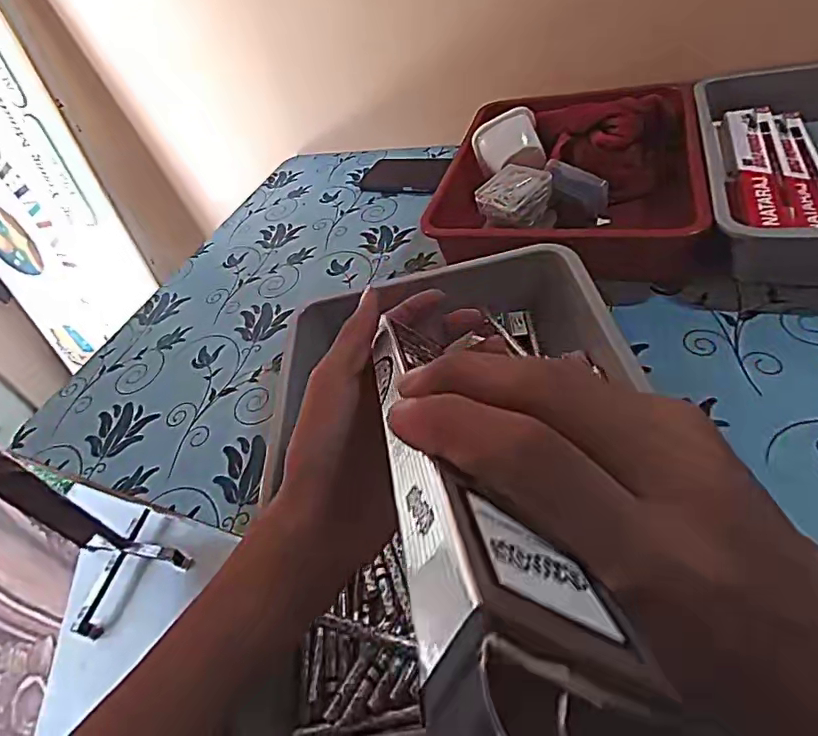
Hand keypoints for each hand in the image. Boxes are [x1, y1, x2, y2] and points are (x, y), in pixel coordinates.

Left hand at [272, 287, 486, 589]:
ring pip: (444, 381)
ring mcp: (411, 420)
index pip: (394, 327)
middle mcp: (390, 390)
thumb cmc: (320, 447)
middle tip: (482, 323)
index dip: (417, 307)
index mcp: (364, 370)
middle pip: (425, 349)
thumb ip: (352, 340)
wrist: (324, 523)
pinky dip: (473, 403)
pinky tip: (495, 398)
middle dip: (451, 330)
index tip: (445, 296)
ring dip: (468, 364)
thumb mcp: (330, 384)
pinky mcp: (427, 448)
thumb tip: (370, 294)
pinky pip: (453, 418)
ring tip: (497, 354)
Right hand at [386, 349, 817, 722]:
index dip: (459, 424)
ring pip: (566, 377)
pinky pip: (588, 386)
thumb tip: (470, 493)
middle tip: (412, 382)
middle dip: (468, 375)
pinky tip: (505, 386)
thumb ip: (545, 564)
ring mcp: (680, 426)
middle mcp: (672, 467)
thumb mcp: (627, 646)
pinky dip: (531, 378)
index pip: (537, 455)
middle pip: (550, 392)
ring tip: (445, 376)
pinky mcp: (679, 414)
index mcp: (656, 550)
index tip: (402, 416)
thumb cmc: (721, 661)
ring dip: (494, 368)